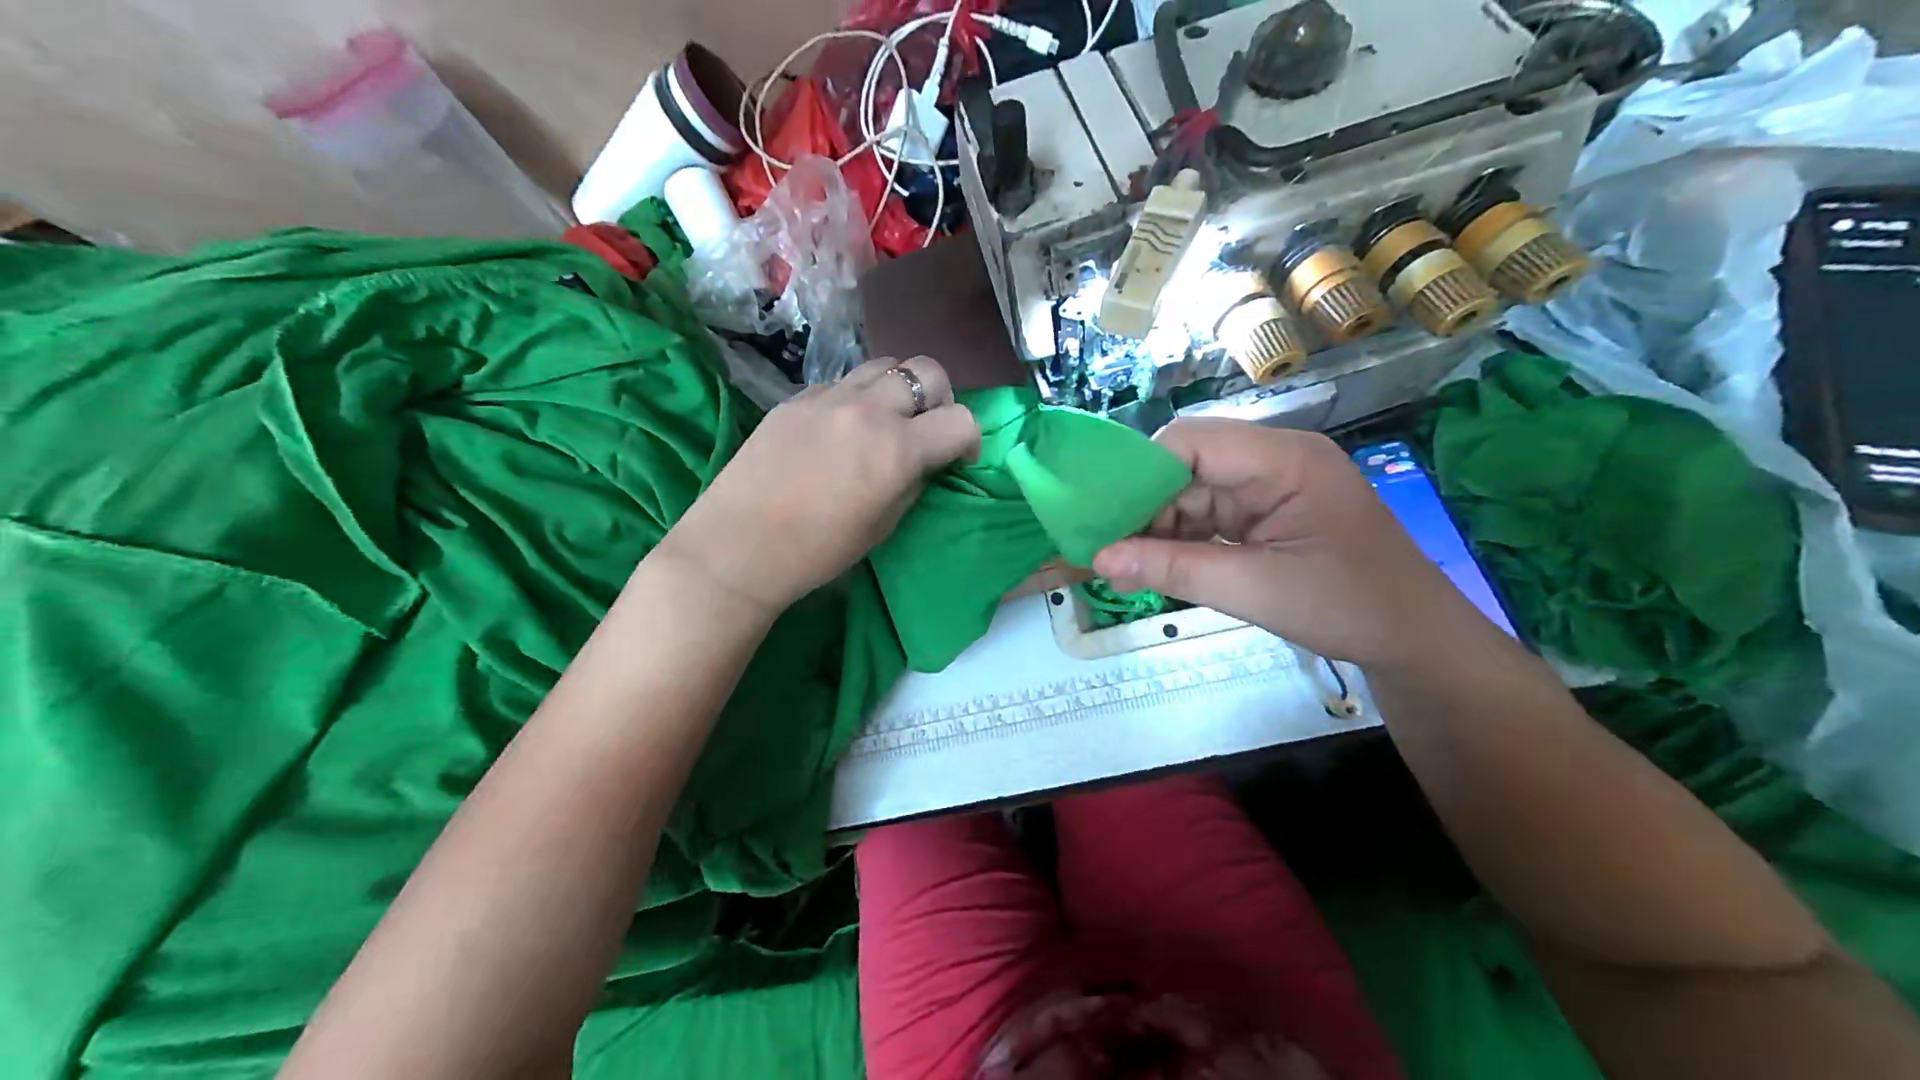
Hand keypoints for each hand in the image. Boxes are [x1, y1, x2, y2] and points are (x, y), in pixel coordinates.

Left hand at [653, 356, 979, 614]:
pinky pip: (842, 383)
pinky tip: (841, 429)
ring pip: (884, 365)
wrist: (740, 545)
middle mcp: (868, 409)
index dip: (969, 440)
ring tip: (886, 421)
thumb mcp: (884, 525)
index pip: (960, 420)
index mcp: (897, 447)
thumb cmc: (819, 550)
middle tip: (927, 429)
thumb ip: (914, 481)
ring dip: (898, 389)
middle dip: (940, 398)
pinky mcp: (797, 397)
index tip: (958, 459)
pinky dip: (857, 398)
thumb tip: (925, 459)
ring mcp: (829, 396)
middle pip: (927, 370)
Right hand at [1091, 420, 1502, 669]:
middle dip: (1145, 508)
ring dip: (1158, 528)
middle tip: (1106, 551)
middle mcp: (1273, 461)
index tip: (1104, 519)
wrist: (1417, 641)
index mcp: (1284, 459)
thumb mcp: (1257, 590)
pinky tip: (1155, 566)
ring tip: (1123, 567)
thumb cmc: (1351, 608)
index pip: (1192, 442)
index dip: (1141, 474)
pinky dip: (1181, 541)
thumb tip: (1100, 559)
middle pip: (1186, 466)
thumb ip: (1175, 570)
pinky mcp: (1266, 513)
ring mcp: (1270, 487)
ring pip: (1191, 493)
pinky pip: (1208, 516)